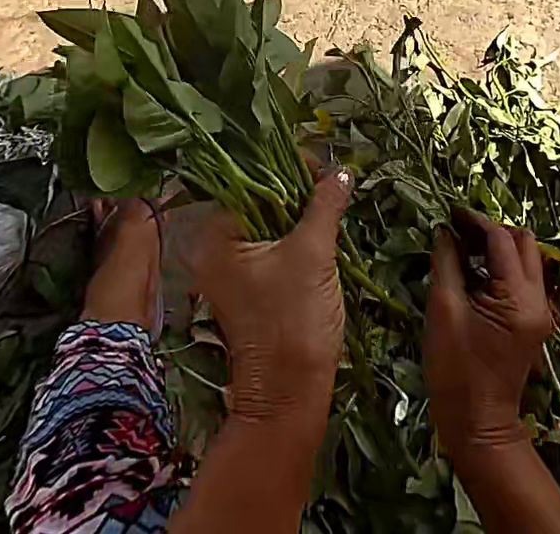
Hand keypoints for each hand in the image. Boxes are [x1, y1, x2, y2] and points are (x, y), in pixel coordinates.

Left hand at [182, 168, 351, 431]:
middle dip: (298, 188)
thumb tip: (342, 170)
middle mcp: (217, 248)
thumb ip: (324, 205)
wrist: (290, 397)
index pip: (251, 181)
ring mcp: (235, 268)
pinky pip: (276, 245)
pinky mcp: (254, 285)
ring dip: (302, 210)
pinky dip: (300, 233)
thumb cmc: (294, 322)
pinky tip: (326, 224)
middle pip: (260, 199)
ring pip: (271, 222)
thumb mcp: (312, 254)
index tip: (323, 163)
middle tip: (333, 179)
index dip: (288, 167)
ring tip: (334, 196)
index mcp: (217, 237)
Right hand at [425, 209, 554, 457]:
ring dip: (497, 247)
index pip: (502, 240)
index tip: (449, 213)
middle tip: (459, 231)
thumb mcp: (444, 309)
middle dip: (492, 230)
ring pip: (526, 258)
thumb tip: (445, 230)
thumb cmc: (455, 370)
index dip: (475, 221)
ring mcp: (539, 312)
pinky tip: (473, 270)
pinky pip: (522, 278)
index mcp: (519, 298)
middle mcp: (539, 301)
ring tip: (462, 247)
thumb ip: (446, 262)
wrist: (477, 423)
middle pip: (524, 243)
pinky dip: (500, 266)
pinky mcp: (532, 320)